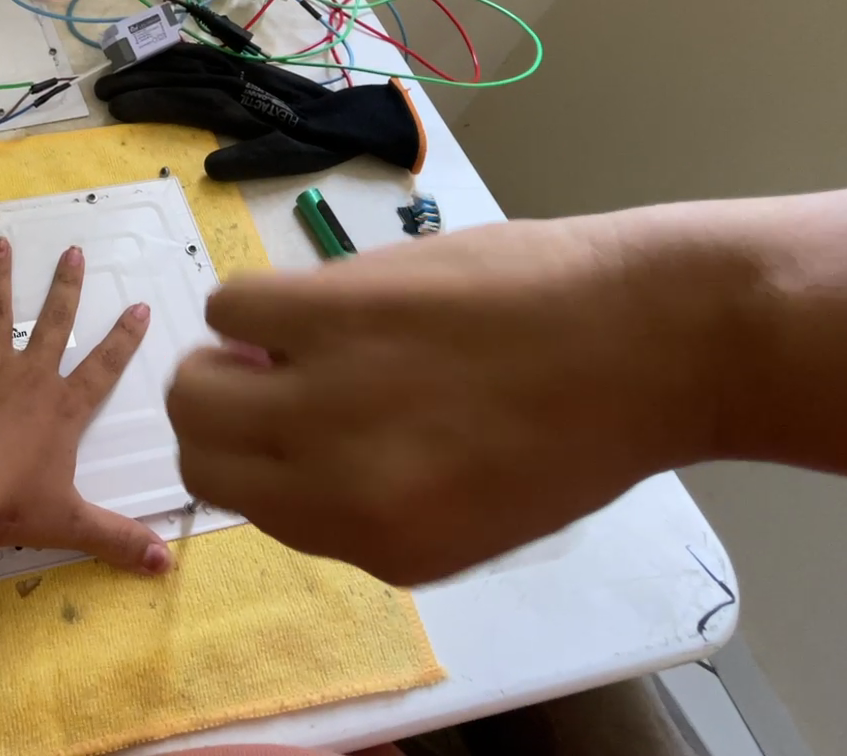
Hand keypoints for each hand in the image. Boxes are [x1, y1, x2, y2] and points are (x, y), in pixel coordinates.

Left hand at [0, 237, 173, 576]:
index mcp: (62, 408)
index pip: (103, 367)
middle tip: (74, 252)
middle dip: (66, 287)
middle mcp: (29, 376)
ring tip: (2, 243)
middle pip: (54, 323)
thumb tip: (168, 565)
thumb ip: (118, 540)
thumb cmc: (6, 502)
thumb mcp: (68, 523)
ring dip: (0, 276)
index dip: (124, 338)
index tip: (138, 307)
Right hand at [168, 216, 745, 584]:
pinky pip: (227, 306)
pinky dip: (253, 304)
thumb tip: (264, 436)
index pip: (238, 505)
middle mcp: (339, 484)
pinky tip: (310, 302)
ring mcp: (329, 394)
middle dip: (214, 413)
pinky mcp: (329, 309)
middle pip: (194, 451)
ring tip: (288, 336)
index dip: (248, 457)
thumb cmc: (569, 430)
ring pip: (190, 381)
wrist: (656, 338)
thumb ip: (350, 500)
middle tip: (258, 377)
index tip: (274, 423)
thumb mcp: (460, 515)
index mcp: (377, 545)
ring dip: (226, 354)